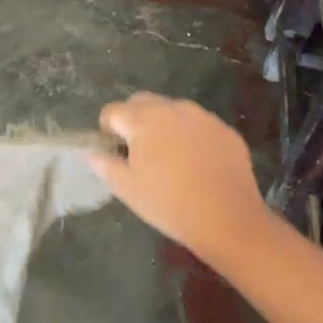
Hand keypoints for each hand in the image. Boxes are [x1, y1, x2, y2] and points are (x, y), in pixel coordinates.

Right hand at [89, 93, 278, 265]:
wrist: (229, 220)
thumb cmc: (170, 204)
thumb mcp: (127, 189)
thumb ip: (104, 165)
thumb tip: (93, 153)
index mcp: (142, 119)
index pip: (112, 111)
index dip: (108, 131)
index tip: (116, 154)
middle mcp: (172, 108)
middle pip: (141, 102)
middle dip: (133, 120)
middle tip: (139, 153)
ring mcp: (202, 117)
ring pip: (172, 110)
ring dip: (163, 125)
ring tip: (169, 157)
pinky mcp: (225, 130)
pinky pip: (198, 124)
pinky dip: (190, 135)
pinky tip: (196, 163)